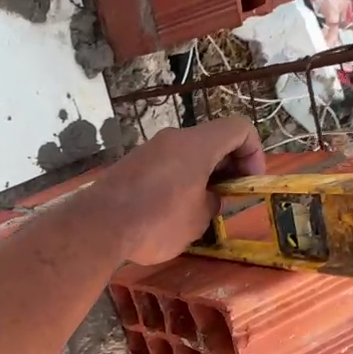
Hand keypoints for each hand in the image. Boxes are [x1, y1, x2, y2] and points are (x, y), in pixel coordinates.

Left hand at [79, 118, 264, 264]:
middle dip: (226, 167)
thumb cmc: (157, 221)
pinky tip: (168, 213)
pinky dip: (175, 182)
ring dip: (199, 176)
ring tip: (198, 210)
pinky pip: (163, 168)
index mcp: (197, 144)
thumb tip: (208, 198)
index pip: (239, 128)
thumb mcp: (198, 220)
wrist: (98, 225)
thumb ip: (212, 203)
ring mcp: (147, 151)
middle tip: (227, 198)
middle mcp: (172, 139)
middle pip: (211, 141)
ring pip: (185, 156)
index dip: (254, 152)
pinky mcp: (128, 167)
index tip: (250, 182)